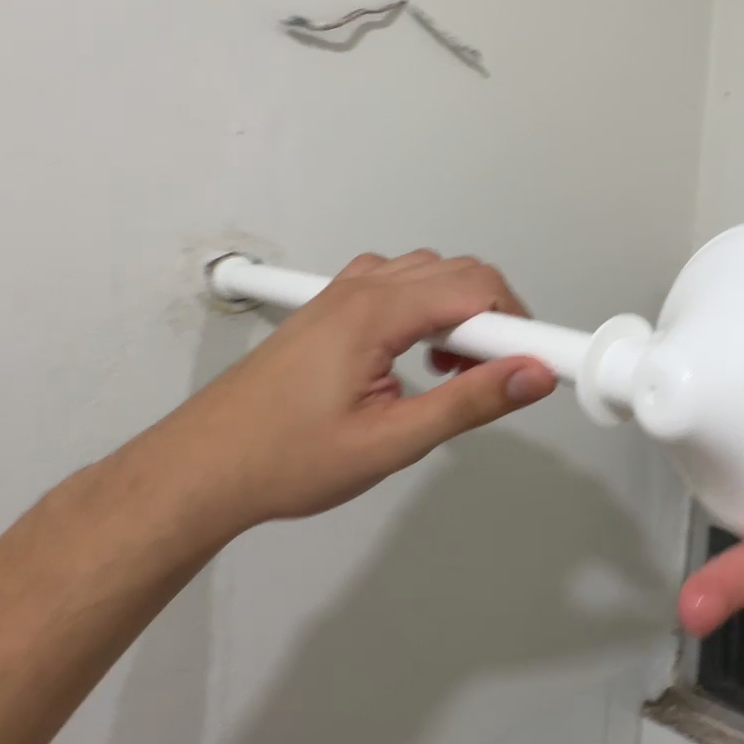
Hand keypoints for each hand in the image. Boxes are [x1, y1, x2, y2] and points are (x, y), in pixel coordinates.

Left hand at [138, 250, 558, 530]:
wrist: (200, 471)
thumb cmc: (278, 459)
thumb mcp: (391, 442)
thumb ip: (469, 403)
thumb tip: (527, 376)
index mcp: (376, 314)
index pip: (479, 290)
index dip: (522, 325)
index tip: (543, 358)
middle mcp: (361, 291)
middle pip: (462, 273)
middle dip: (498, 317)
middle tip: (499, 372)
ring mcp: (343, 296)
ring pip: (433, 274)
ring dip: (463, 312)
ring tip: (456, 369)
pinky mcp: (334, 311)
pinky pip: (401, 285)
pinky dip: (430, 308)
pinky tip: (422, 355)